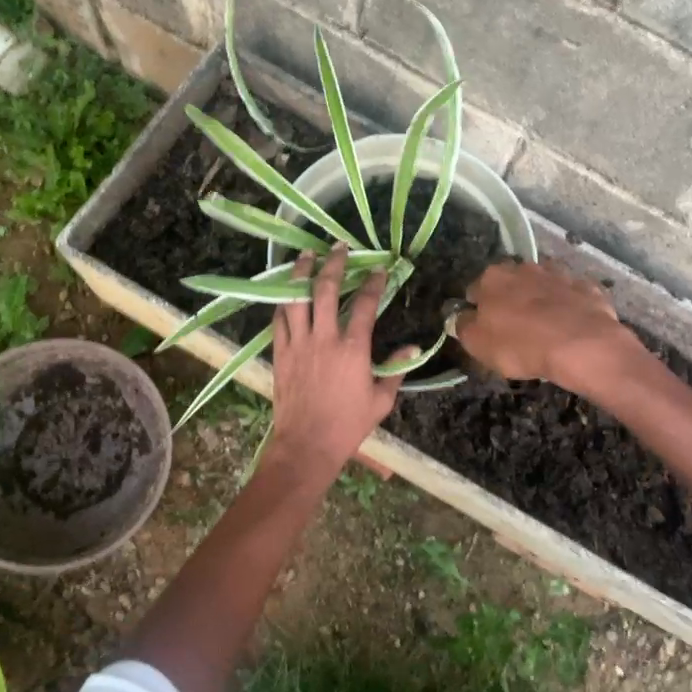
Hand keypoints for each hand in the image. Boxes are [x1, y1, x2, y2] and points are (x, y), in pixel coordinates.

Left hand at [265, 247, 415, 479]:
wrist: (307, 444)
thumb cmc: (348, 424)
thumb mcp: (381, 400)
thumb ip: (396, 370)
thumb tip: (413, 348)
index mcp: (353, 349)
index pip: (365, 305)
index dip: (374, 283)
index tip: (380, 269)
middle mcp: (324, 338)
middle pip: (326, 290)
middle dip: (334, 264)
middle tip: (340, 247)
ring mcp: (298, 343)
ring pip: (296, 298)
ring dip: (301, 273)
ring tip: (306, 255)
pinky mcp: (280, 352)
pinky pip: (279, 320)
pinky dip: (283, 302)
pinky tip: (286, 292)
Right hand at [453, 260, 643, 392]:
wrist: (581, 344)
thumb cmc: (520, 345)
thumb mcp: (477, 344)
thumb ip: (464, 326)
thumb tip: (461, 317)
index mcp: (493, 278)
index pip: (474, 291)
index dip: (477, 311)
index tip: (484, 329)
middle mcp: (524, 267)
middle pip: (510, 284)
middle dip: (510, 301)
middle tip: (515, 329)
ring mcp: (558, 274)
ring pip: (542, 286)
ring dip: (540, 301)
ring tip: (545, 328)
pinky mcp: (586, 286)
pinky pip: (571, 296)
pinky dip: (569, 307)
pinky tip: (571, 326)